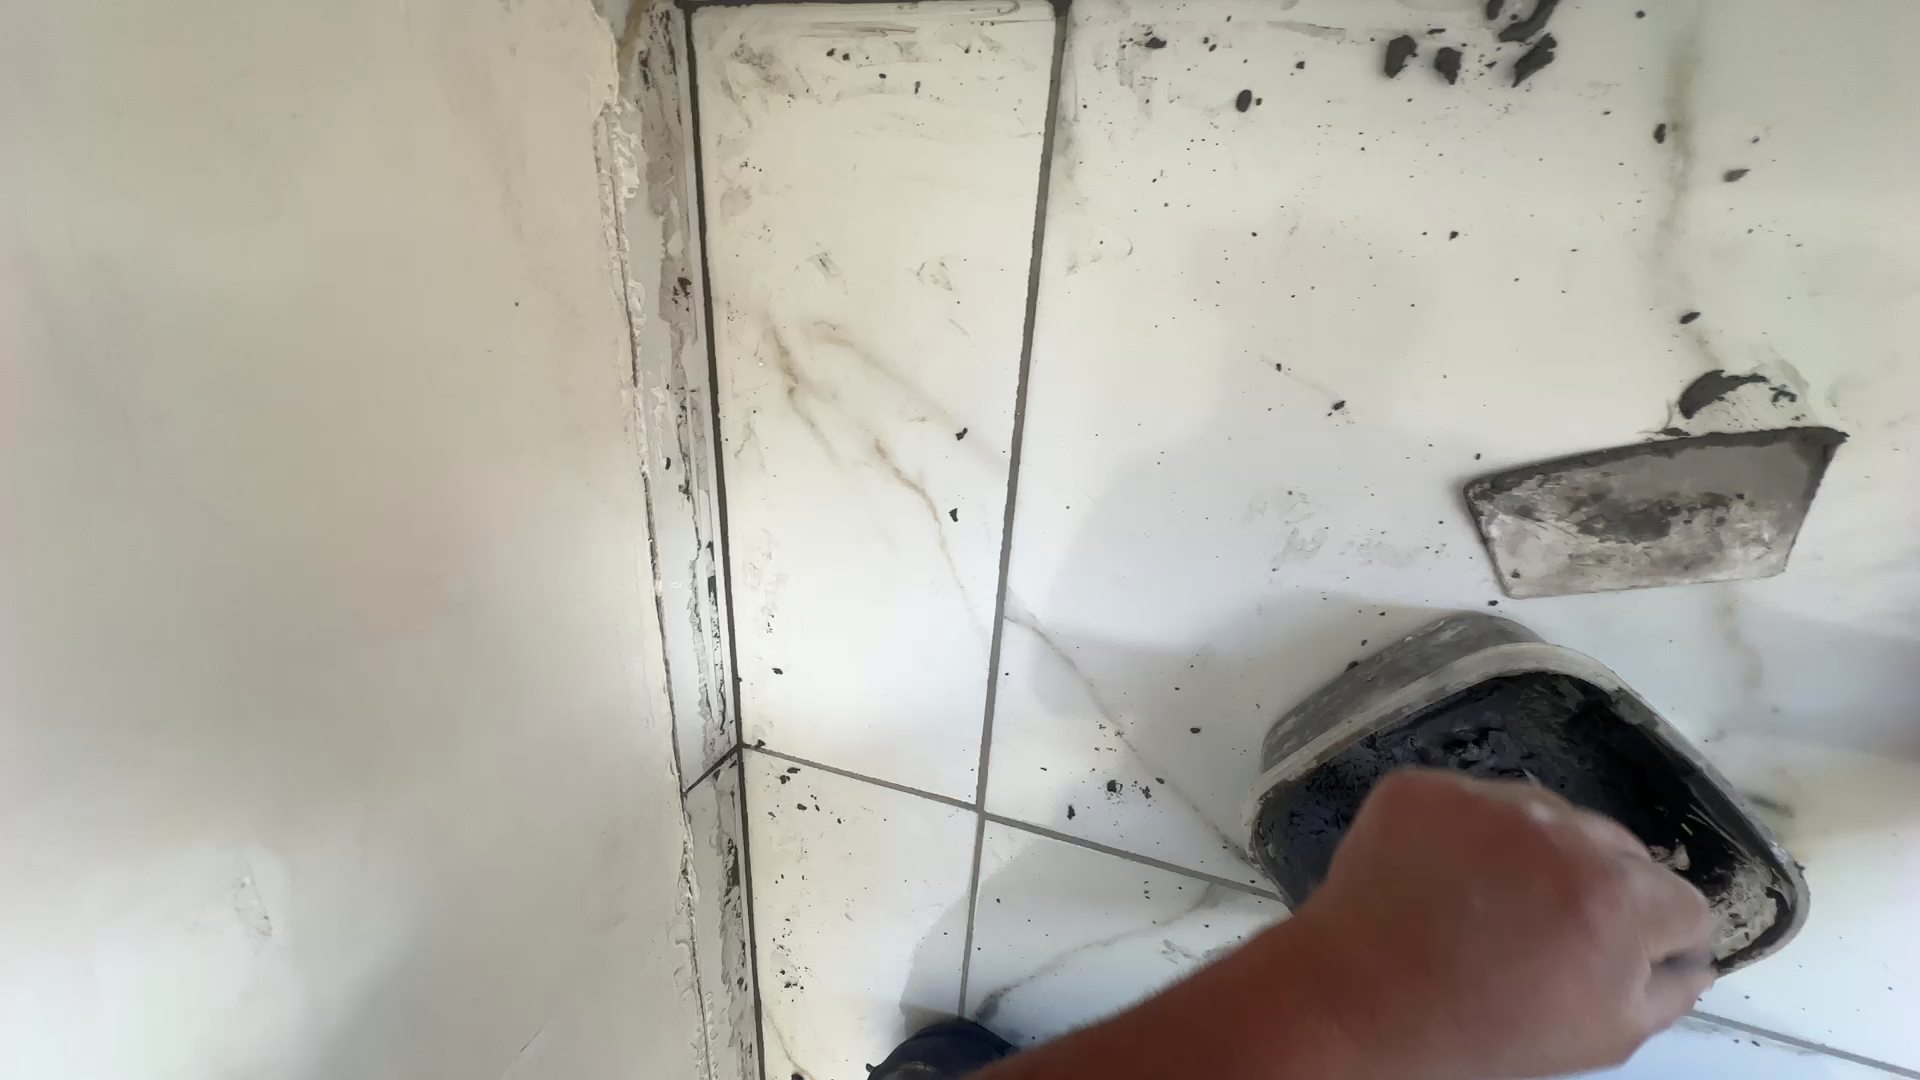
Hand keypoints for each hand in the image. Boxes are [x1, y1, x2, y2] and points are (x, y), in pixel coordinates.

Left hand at [1289, 768, 1715, 1079]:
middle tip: (1546, 923)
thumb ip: (1666, 985)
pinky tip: (1442, 869)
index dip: (1655, 935)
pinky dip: (1464, 829)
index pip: (1678, 899)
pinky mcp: (1416, 785)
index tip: (1614, 952)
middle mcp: (1548, 826)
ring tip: (1488, 896)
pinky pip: (1466, 800)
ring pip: (1537, 812)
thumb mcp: (1608, 1030)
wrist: (1362, 988)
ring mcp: (1473, 796)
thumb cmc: (1486, 1023)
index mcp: (1613, 891)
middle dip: (1596, 882)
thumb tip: (1684, 953)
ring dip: (1530, 846)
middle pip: (1610, 844)